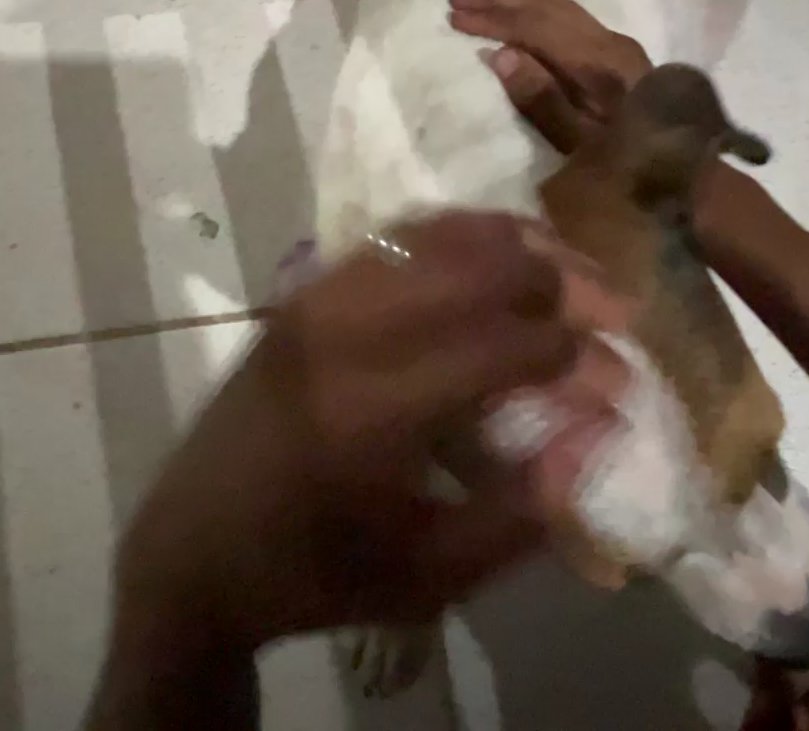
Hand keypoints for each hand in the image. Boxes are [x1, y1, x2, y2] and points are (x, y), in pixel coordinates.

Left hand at [115, 212, 631, 661]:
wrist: (191, 547)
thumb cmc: (314, 571)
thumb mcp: (427, 576)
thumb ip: (521, 512)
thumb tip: (596, 431)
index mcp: (370, 413)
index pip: (501, 346)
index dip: (574, 354)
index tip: (617, 375)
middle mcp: (343, 333)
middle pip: (476, 269)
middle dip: (559, 280)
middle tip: (611, 307)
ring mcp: (316, 299)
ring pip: (437, 235)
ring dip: (515, 244)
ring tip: (568, 266)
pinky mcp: (303, 290)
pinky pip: (395, 237)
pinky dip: (458, 233)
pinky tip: (495, 249)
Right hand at [448, 0, 652, 152]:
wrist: (684, 173)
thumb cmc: (628, 167)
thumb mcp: (580, 147)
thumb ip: (542, 102)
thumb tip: (501, 55)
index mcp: (600, 65)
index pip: (538, 30)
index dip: (495, 21)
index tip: (455, 18)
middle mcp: (609, 43)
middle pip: (549, 11)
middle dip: (501, 2)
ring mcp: (615, 45)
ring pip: (561, 8)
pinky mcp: (616, 53)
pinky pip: (571, 17)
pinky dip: (540, 7)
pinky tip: (523, 7)